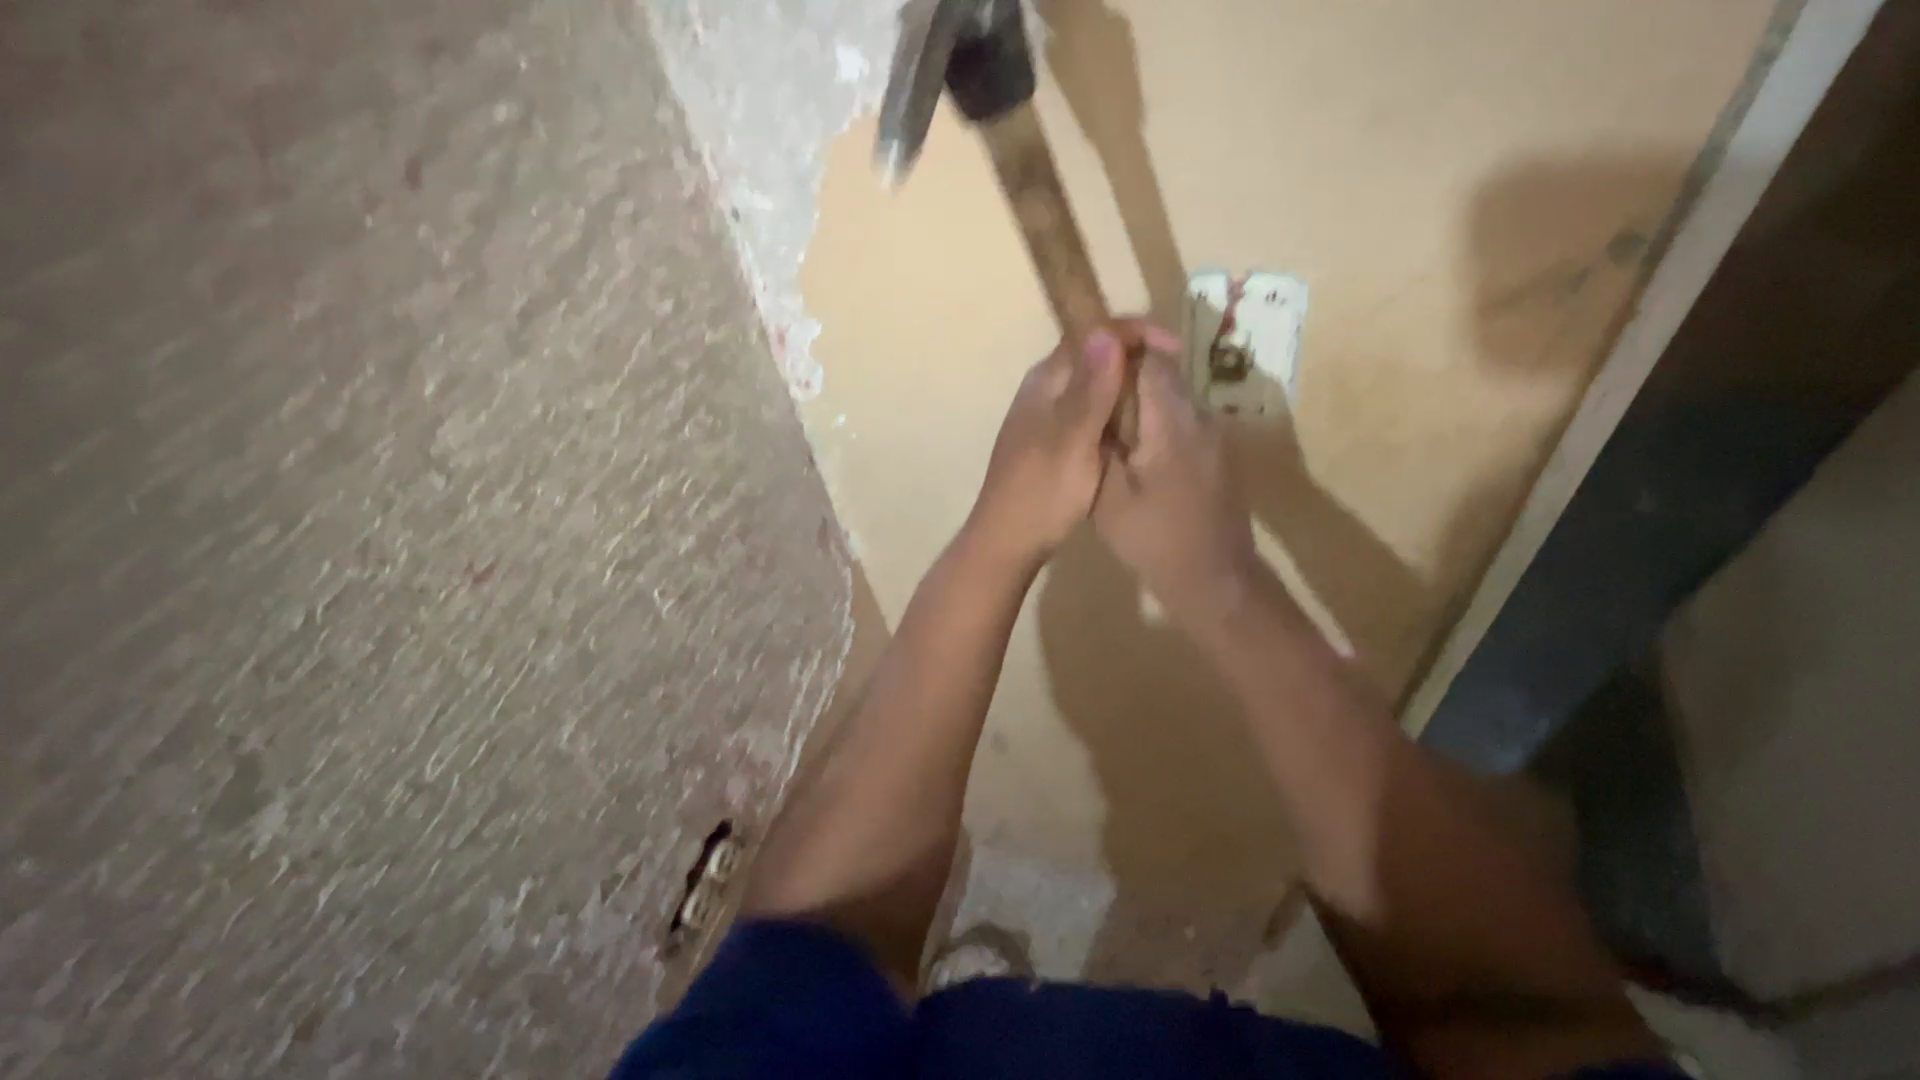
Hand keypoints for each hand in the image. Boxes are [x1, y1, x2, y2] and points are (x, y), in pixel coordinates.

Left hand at [965, 320, 1180, 569]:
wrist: (1008, 542)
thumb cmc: (1041, 492)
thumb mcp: (1073, 440)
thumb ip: (1091, 390)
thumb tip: (1108, 333)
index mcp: (1045, 382)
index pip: (1090, 335)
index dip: (1133, 333)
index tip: (1174, 349)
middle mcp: (1044, 391)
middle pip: (1094, 358)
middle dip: (1135, 358)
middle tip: (1175, 375)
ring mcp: (1048, 418)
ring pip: (1094, 388)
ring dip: (1127, 388)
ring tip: (1165, 399)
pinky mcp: (1055, 444)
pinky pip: (1092, 415)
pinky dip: (1117, 415)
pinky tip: (1138, 431)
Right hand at [1093, 351, 1260, 623]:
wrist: (1213, 579)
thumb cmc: (1155, 540)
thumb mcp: (1108, 496)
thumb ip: (1099, 442)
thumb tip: (1089, 402)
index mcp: (1172, 421)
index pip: (1151, 357)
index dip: (1120, 347)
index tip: (1088, 355)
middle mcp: (1200, 418)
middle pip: (1165, 371)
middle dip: (1127, 370)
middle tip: (1089, 386)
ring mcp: (1214, 436)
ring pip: (1174, 396)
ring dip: (1141, 397)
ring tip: (1104, 417)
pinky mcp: (1216, 455)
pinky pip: (1182, 420)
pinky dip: (1155, 420)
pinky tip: (1131, 447)